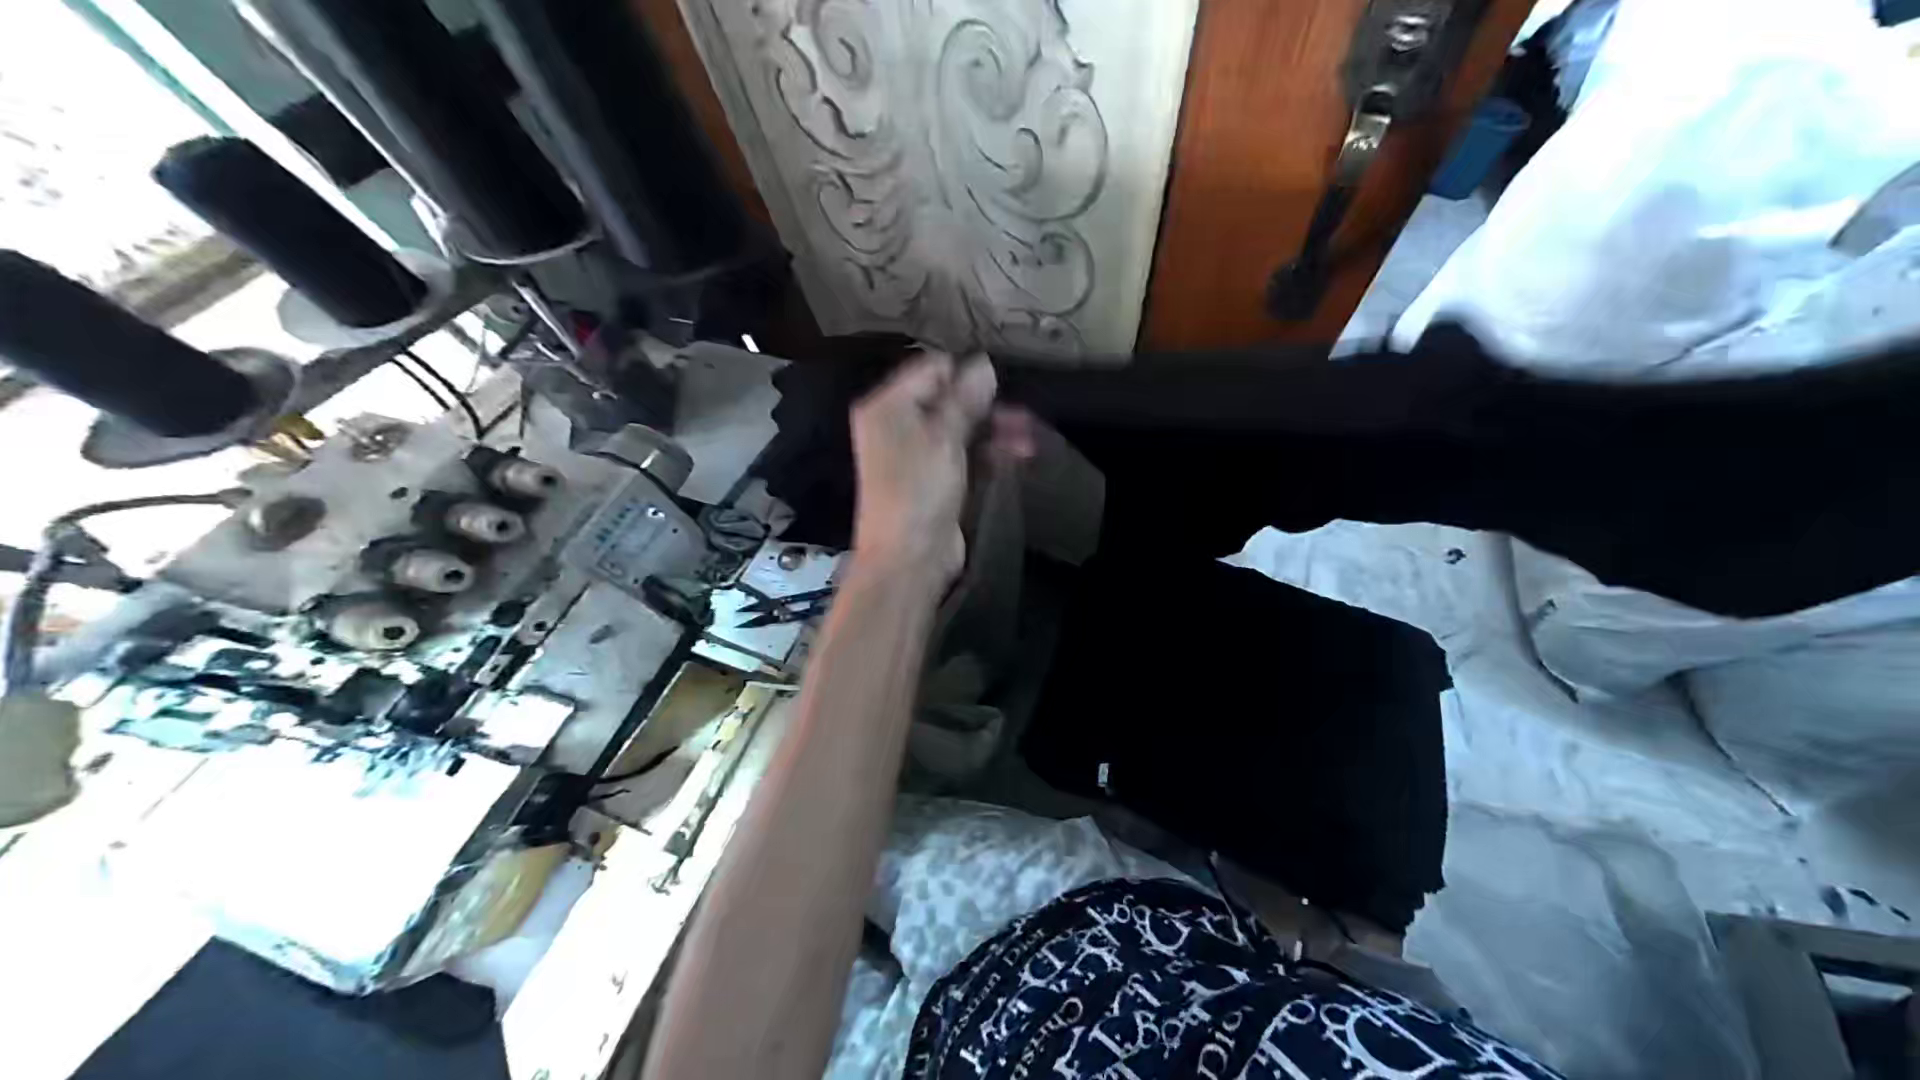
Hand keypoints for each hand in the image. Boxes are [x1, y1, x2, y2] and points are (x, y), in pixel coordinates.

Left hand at [848, 352, 1029, 587]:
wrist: (908, 559)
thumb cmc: (918, 492)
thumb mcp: (943, 438)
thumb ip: (964, 398)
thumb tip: (983, 363)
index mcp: (887, 406)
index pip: (929, 369)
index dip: (963, 373)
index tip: (997, 384)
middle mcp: (898, 424)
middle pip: (948, 398)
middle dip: (986, 404)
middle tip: (1018, 414)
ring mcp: (917, 453)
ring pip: (961, 427)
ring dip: (994, 429)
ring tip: (1026, 438)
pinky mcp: (936, 478)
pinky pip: (964, 453)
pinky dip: (988, 451)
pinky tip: (1017, 453)